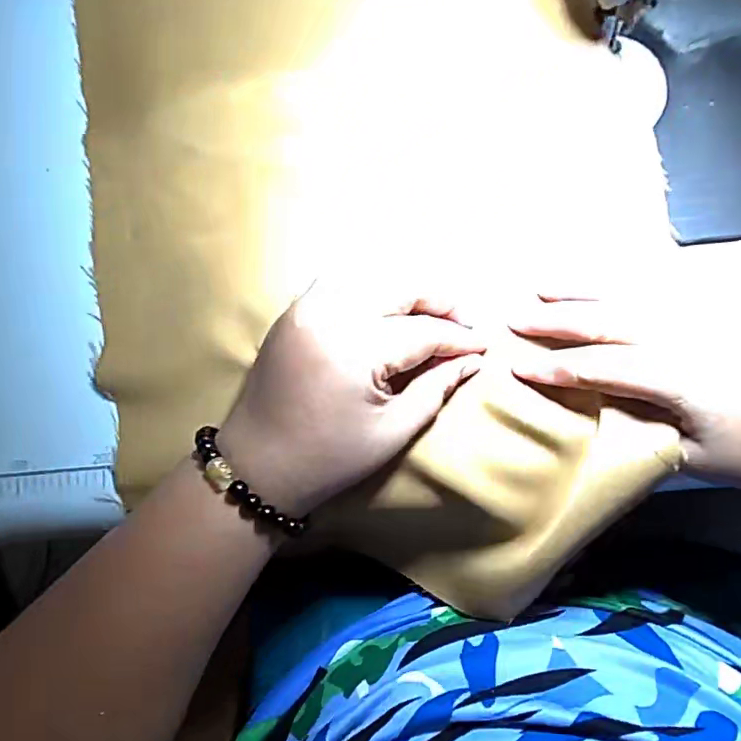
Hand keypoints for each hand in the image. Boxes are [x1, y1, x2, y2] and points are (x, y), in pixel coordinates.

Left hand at [214, 284, 486, 512]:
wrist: (257, 466)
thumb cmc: (330, 459)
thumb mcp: (393, 431)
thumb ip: (435, 388)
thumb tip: (470, 361)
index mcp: (354, 349)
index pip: (422, 331)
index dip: (458, 338)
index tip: (483, 347)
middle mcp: (328, 314)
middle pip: (399, 285)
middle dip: (439, 301)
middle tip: (464, 324)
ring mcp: (305, 308)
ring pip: (369, 275)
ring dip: (406, 290)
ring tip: (430, 315)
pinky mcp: (292, 313)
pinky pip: (339, 282)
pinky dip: (370, 288)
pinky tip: (388, 310)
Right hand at [508, 296, 740, 508]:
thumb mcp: (694, 454)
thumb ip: (644, 424)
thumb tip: (605, 408)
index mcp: (676, 376)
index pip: (602, 367)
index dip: (557, 368)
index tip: (519, 366)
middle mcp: (687, 335)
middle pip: (610, 319)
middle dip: (559, 318)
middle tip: (518, 315)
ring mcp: (708, 317)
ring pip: (634, 294)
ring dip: (587, 288)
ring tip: (548, 282)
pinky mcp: (725, 312)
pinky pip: (666, 287)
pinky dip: (629, 280)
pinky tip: (611, 279)